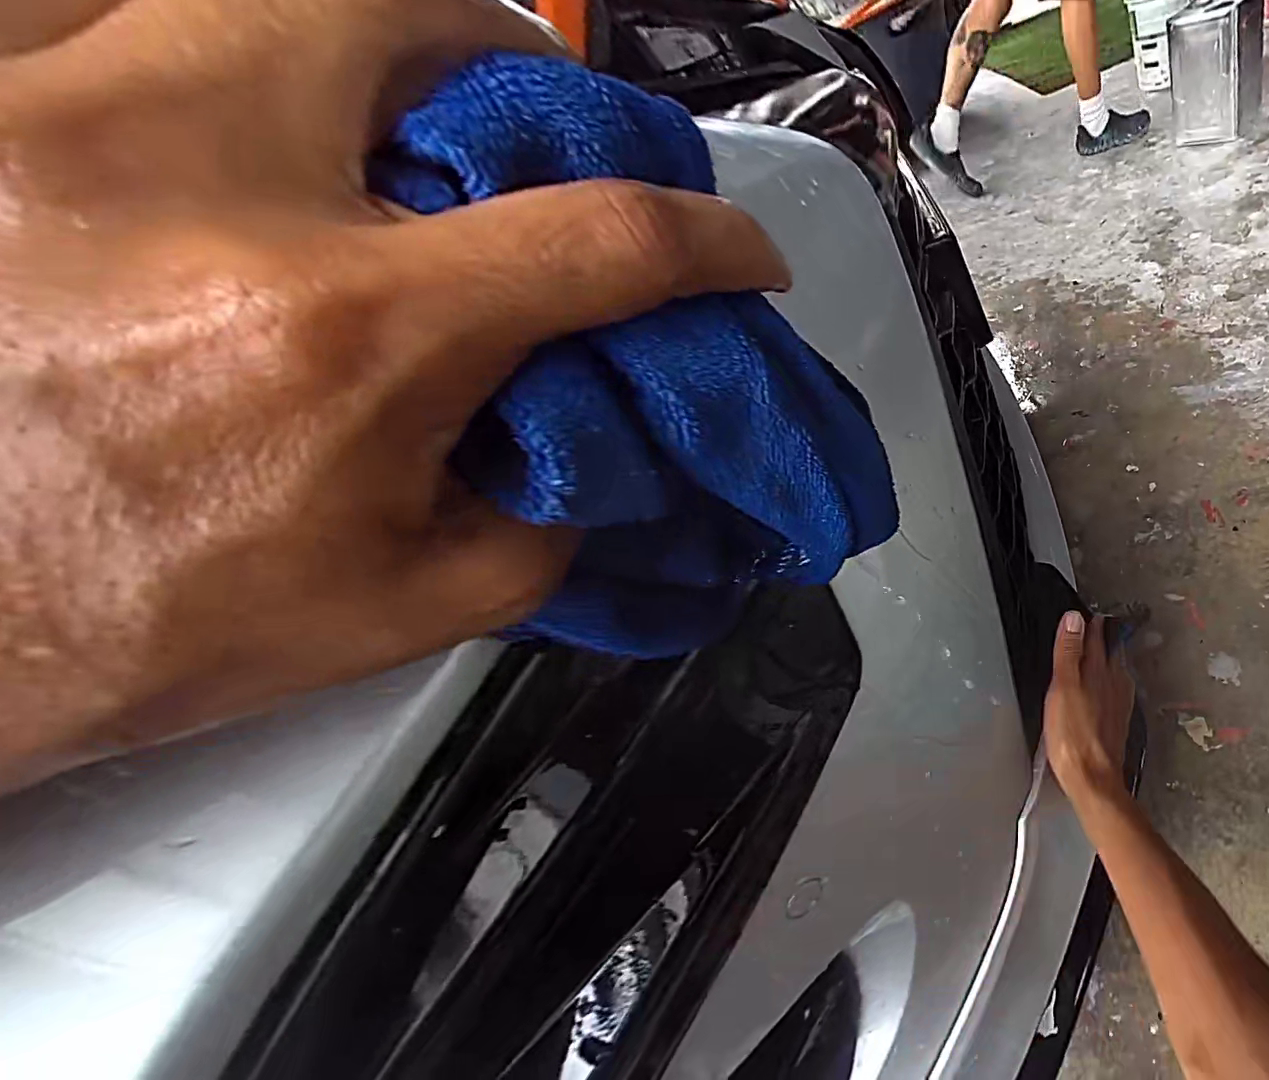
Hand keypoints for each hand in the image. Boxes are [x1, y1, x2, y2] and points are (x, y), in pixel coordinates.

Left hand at [0, 0, 791, 789]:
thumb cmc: (152, 627)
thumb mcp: (426, 599)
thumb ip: (554, 510)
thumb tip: (601, 438)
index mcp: (354, 332)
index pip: (603, 239)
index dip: (710, 240)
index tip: (750, 256)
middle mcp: (200, 175)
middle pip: (417, 18)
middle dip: (526, 71)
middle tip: (551, 142)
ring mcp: (32, 103)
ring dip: (386, 42)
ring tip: (415, 124)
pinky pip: (112, 10)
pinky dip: (231, 56)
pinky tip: (253, 136)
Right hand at [1043, 611, 1136, 805]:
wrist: (1092, 778)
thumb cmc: (1072, 734)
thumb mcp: (1063, 687)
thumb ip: (1068, 652)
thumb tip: (1075, 618)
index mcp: (1099, 672)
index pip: (1096, 639)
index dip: (1091, 625)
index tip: (1087, 613)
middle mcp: (1114, 684)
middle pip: (1110, 654)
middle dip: (1104, 639)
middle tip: (1097, 626)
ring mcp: (1118, 704)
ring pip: (1115, 672)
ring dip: (1109, 659)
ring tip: (1103, 650)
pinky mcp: (1117, 722)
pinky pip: (1116, 691)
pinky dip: (1109, 681)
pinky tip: (1107, 688)